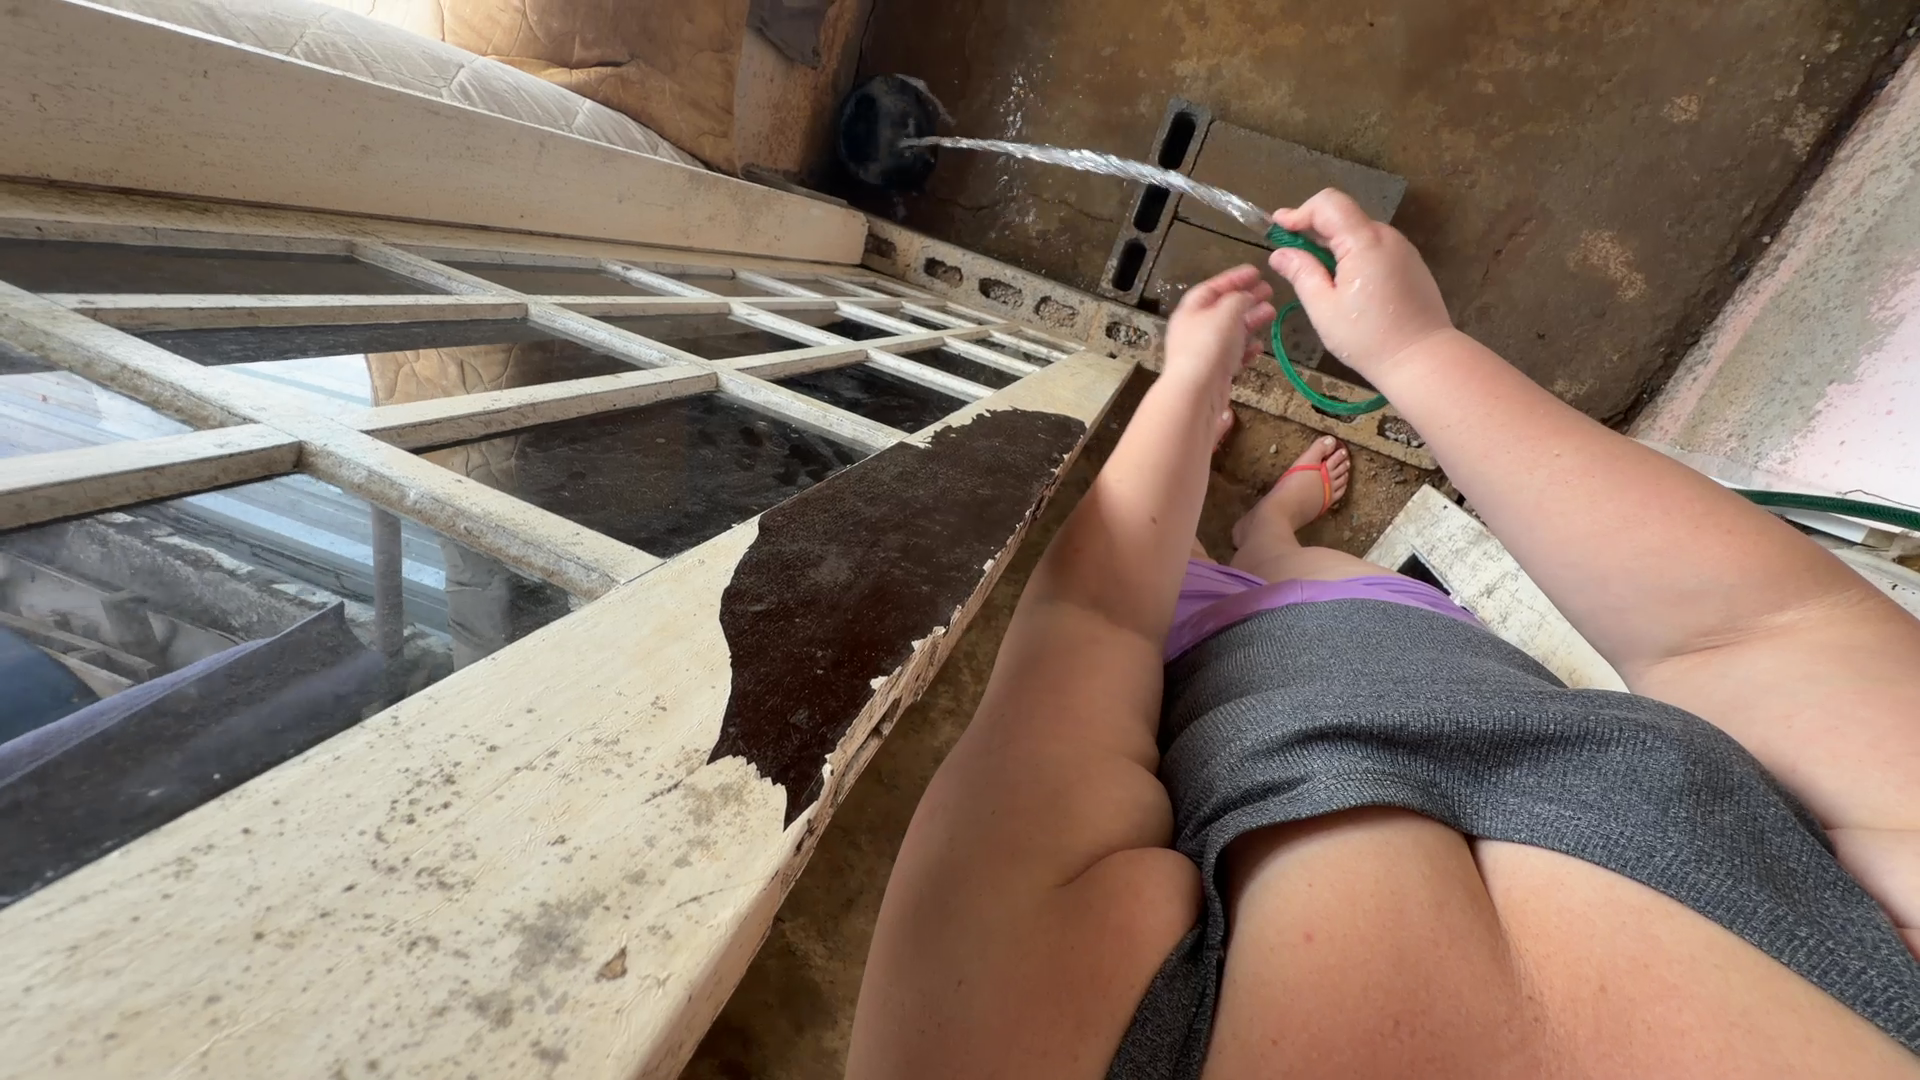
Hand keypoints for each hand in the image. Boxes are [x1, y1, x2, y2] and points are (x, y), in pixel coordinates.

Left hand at [1163, 264, 1275, 392]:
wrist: (1196, 393)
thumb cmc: (1208, 346)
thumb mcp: (1225, 312)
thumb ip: (1238, 299)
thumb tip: (1246, 297)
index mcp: (1190, 312)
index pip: (1211, 288)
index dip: (1233, 278)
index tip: (1256, 272)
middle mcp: (1194, 331)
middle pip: (1222, 310)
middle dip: (1246, 299)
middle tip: (1269, 291)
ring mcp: (1203, 353)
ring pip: (1230, 332)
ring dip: (1250, 321)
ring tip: (1271, 313)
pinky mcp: (1213, 373)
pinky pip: (1232, 356)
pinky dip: (1246, 349)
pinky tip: (1259, 346)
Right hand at [1268, 189, 1453, 379]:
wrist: (1419, 356)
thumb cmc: (1365, 337)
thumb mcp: (1323, 308)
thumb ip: (1301, 273)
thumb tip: (1280, 253)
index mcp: (1363, 243)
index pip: (1329, 204)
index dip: (1300, 211)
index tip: (1276, 226)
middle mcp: (1386, 236)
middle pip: (1344, 216)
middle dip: (1312, 228)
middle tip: (1288, 253)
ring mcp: (1401, 248)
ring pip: (1358, 232)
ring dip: (1331, 243)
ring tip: (1312, 273)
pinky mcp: (1408, 263)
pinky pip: (1373, 247)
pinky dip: (1350, 254)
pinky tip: (1340, 282)